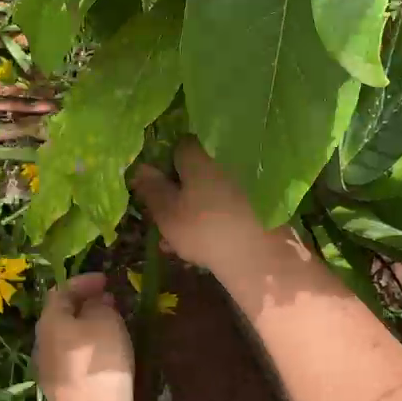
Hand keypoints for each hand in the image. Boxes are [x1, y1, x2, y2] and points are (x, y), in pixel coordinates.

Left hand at [34, 273, 133, 400]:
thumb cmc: (99, 361)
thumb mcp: (106, 321)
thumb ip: (99, 304)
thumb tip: (95, 302)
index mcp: (50, 321)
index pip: (62, 290)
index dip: (84, 281)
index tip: (106, 280)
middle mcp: (43, 342)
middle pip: (61, 314)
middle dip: (85, 304)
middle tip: (110, 300)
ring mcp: (49, 368)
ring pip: (67, 337)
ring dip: (87, 326)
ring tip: (112, 324)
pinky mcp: (61, 389)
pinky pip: (73, 358)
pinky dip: (88, 347)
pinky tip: (106, 352)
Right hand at [131, 139, 293, 272]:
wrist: (259, 255)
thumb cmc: (204, 229)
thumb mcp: (167, 213)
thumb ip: (152, 189)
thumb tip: (140, 168)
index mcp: (200, 159)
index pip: (181, 145)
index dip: (166, 161)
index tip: (157, 182)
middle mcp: (225, 162)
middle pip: (197, 169)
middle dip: (181, 188)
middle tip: (166, 215)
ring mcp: (246, 181)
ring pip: (211, 190)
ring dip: (196, 207)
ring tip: (179, 238)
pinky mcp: (261, 202)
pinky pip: (230, 204)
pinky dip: (216, 218)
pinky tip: (205, 243)